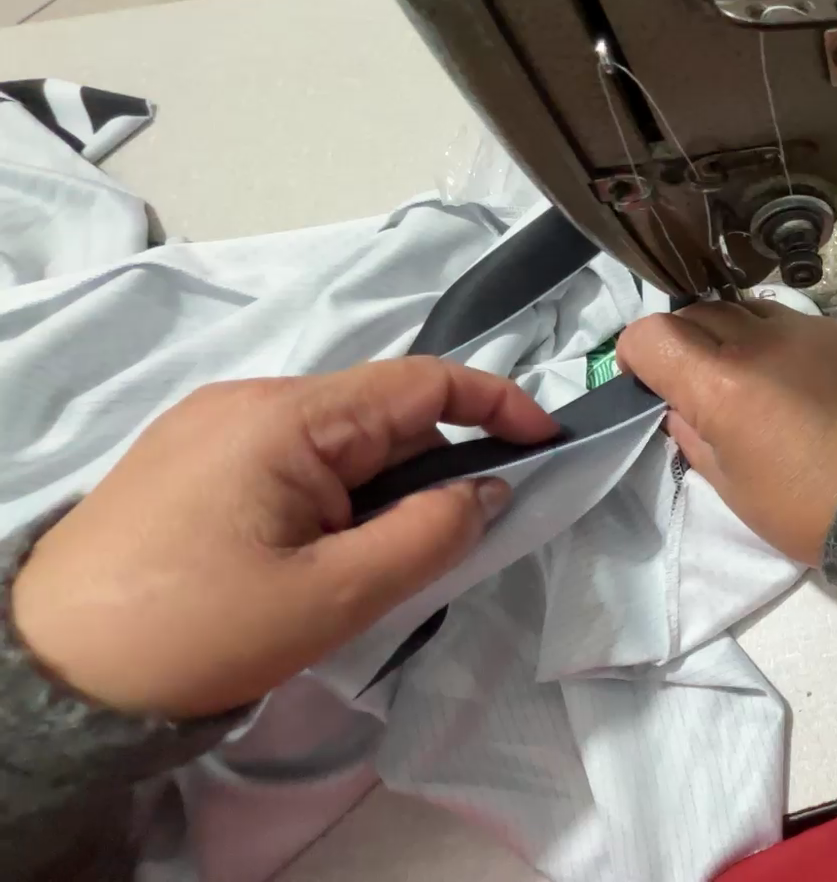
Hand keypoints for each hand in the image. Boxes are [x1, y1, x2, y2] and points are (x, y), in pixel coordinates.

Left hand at [11, 358, 557, 719]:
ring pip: (353, 436)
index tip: (547, 440)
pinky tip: (338, 540)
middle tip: (460, 524)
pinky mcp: (202, 458)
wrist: (31, 692)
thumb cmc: (194, 635)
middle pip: (389, 411)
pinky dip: (354, 488)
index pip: (423, 382)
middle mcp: (252, 403)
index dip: (499, 403)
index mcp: (284, 419)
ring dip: (395, 481)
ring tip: (386, 548)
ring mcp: (219, 427)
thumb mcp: (339, 593)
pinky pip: (312, 454)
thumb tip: (489, 488)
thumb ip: (436, 531)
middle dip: (442, 458)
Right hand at [617, 301, 836, 564]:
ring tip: (747, 371)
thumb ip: (691, 435)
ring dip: (732, 333)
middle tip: (697, 378)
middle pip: (698, 312)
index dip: (638, 354)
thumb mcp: (729, 485)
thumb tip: (677, 405)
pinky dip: (778, 339)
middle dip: (684, 340)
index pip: (652, 334)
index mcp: (723, 384)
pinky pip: (794, 321)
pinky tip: (795, 374)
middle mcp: (761, 343)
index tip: (649, 378)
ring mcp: (808, 331)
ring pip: (746, 308)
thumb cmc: (804, 505)